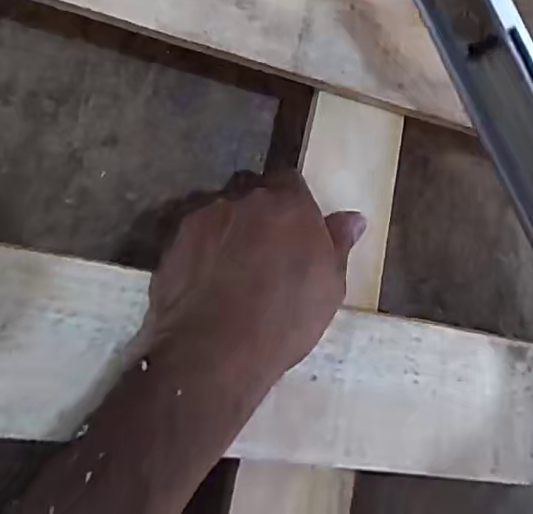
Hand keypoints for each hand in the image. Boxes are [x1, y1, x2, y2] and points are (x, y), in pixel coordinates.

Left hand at [144, 170, 365, 394]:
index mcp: (289, 203)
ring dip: (231, 229)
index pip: (291, 181)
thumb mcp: (329, 287)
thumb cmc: (286, 319)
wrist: (215, 351)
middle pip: (255, 193)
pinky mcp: (178, 237)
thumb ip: (338, 243)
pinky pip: (196, 233)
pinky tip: (205, 279)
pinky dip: (203, 248)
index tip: (294, 227)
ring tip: (231, 269)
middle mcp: (248, 198)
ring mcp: (209, 215)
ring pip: (224, 212)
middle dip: (260, 213)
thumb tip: (354, 218)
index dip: (292, 202)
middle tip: (265, 250)